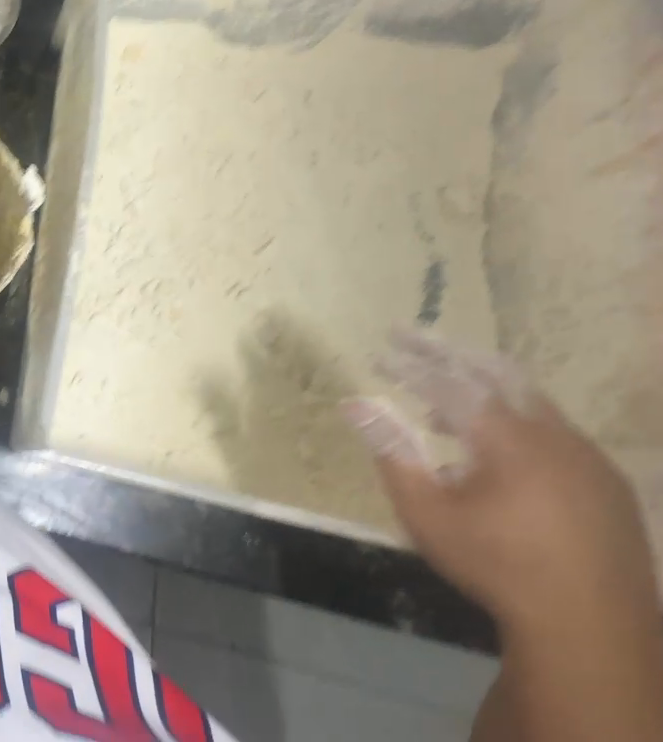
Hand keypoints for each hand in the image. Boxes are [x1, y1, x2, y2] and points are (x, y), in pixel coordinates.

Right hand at [344, 329, 660, 637]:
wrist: (591, 626)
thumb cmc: (495, 563)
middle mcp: (557, 438)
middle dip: (449, 353)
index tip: (377, 354)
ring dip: (481, 388)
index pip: (453, 385)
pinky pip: (554, 430)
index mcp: (512, 442)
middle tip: (407, 338)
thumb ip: (393, 451)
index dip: (412, 366)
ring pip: (531, 402)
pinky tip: (489, 448)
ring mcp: (590, 460)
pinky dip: (513, 418)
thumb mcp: (425, 511)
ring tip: (436, 401)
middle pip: (500, 376)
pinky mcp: (607, 483)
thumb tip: (357, 404)